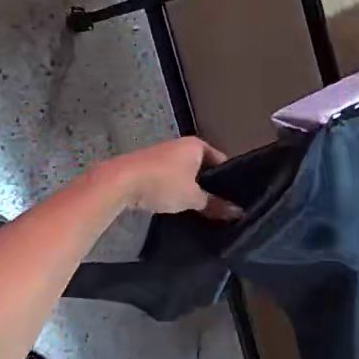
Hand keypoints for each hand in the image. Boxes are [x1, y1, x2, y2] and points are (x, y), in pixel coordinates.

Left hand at [94, 137, 241, 219]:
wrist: (120, 182)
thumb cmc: (163, 183)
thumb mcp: (193, 197)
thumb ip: (215, 204)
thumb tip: (237, 213)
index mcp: (196, 145)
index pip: (222, 161)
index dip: (230, 179)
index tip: (236, 197)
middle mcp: (180, 145)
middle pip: (203, 168)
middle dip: (210, 186)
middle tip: (222, 207)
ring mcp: (163, 155)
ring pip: (186, 175)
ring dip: (191, 189)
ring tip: (204, 210)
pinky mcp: (148, 167)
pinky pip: (170, 179)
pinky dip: (175, 190)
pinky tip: (180, 206)